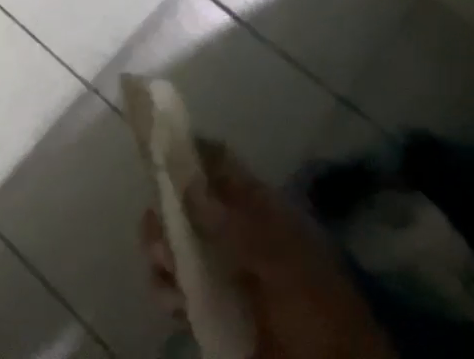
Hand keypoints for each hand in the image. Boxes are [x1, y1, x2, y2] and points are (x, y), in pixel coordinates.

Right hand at [142, 142, 395, 358]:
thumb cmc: (318, 319)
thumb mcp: (289, 269)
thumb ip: (244, 229)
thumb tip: (188, 187)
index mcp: (264, 214)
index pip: (219, 166)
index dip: (186, 154)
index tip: (154, 155)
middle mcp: (238, 233)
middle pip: (183, 201)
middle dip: (164, 215)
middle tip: (165, 241)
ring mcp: (223, 268)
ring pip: (172, 239)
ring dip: (160, 252)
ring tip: (168, 274)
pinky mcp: (209, 300)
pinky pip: (170, 279)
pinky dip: (164, 286)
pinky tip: (175, 303)